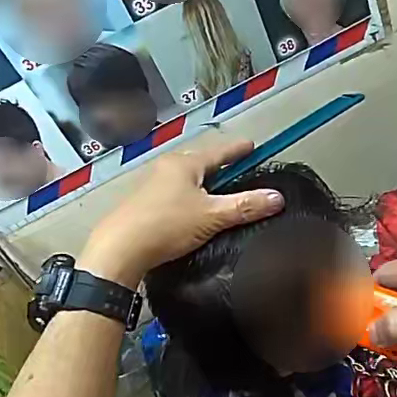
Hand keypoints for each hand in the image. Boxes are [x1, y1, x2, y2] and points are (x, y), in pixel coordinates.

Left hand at [80, 133, 284, 285]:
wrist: (118, 251)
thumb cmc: (166, 225)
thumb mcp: (212, 216)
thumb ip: (246, 206)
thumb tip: (278, 198)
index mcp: (184, 164)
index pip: (218, 152)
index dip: (237, 149)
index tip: (251, 145)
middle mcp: (165, 169)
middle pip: (199, 163)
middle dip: (219, 165)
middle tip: (238, 169)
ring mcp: (150, 187)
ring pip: (185, 180)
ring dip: (202, 184)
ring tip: (218, 192)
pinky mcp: (142, 206)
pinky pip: (174, 194)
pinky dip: (189, 198)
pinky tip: (193, 211)